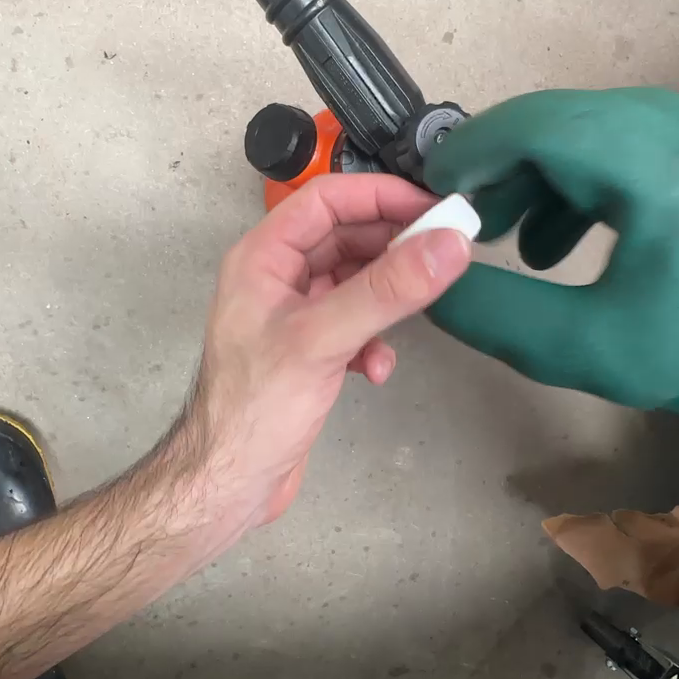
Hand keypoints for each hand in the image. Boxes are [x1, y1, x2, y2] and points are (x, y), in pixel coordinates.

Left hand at [178, 173, 471, 540]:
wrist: (230, 482)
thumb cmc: (257, 408)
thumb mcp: (322, 340)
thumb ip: (385, 291)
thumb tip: (448, 245)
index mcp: (262, 258)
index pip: (326, 201)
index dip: (380, 196)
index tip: (435, 207)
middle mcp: (275, 280)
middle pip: (345, 239)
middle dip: (393, 248)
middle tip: (444, 255)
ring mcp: (293, 317)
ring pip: (353, 284)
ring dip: (387, 300)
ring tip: (418, 311)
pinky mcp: (309, 353)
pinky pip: (352, 326)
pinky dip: (373, 341)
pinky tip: (378, 369)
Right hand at [421, 88, 678, 409]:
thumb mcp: (583, 348)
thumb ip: (490, 309)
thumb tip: (430, 279)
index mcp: (663, 165)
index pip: (539, 123)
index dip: (471, 151)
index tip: (432, 193)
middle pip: (570, 119)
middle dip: (506, 168)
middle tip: (469, 224)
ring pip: (609, 132)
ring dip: (550, 178)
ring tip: (523, 245)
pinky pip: (650, 150)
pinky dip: (598, 184)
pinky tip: (584, 242)